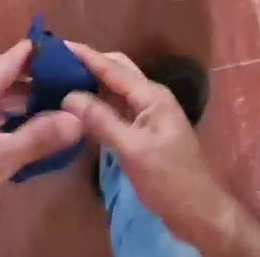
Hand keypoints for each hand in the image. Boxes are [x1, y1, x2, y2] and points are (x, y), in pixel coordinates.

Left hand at [0, 40, 85, 216]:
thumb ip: (39, 136)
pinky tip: (25, 125)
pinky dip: (7, 110)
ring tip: (54, 104)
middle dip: (34, 75)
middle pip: (3, 72)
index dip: (39, 52)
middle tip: (67, 81)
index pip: (12, 58)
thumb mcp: (2, 158)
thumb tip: (77, 118)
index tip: (68, 54)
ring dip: (21, 96)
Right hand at [62, 46, 240, 248]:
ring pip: (116, 89)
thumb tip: (68, 96)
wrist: (201, 215)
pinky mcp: (145, 131)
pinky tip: (81, 109)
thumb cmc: (170, 180)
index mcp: (151, 95)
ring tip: (63, 81)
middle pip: (116, 71)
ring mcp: (149, 114)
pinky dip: (99, 104)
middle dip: (89, 64)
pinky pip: (118, 108)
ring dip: (93, 84)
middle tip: (58, 64)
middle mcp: (151, 97)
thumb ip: (101, 120)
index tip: (59, 45)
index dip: (85, 55)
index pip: (112, 67)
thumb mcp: (132, 150)